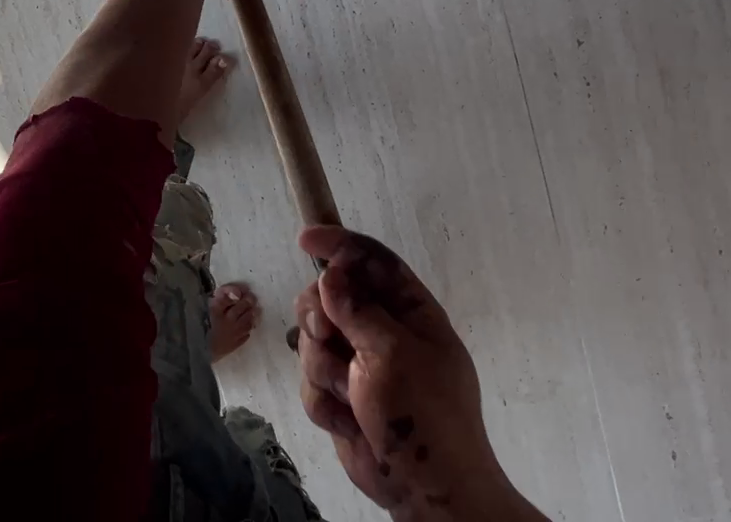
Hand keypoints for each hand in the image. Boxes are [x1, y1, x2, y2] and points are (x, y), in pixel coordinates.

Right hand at [293, 226, 544, 521]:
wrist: (424, 490)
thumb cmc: (423, 416)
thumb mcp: (394, 353)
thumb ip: (358, 309)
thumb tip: (330, 275)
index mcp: (409, 311)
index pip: (371, 261)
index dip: (339, 244)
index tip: (306, 240)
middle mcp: (380, 329)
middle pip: (327, 295)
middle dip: (319, 316)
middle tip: (327, 333)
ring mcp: (357, 362)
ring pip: (311, 339)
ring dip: (323, 368)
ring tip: (349, 394)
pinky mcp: (338, 393)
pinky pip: (309, 379)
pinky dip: (324, 401)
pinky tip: (347, 420)